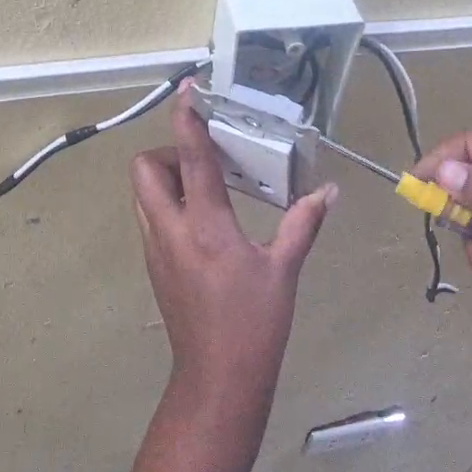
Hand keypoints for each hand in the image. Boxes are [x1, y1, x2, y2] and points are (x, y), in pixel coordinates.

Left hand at [130, 83, 336, 393]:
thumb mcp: (283, 270)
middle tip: (204, 158)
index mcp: (205, 226)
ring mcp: (156, 249)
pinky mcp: (154, 266)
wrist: (217, 380)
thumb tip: (328, 191)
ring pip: (142, 193)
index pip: (190, 158)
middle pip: (144, 168)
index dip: (186, 119)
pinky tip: (204, 217)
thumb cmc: (253, 324)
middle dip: (167, 150)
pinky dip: (168, 202)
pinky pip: (151, 216)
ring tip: (206, 184)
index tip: (186, 91)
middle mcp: (171, 230)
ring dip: (166, 176)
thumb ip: (303, 223)